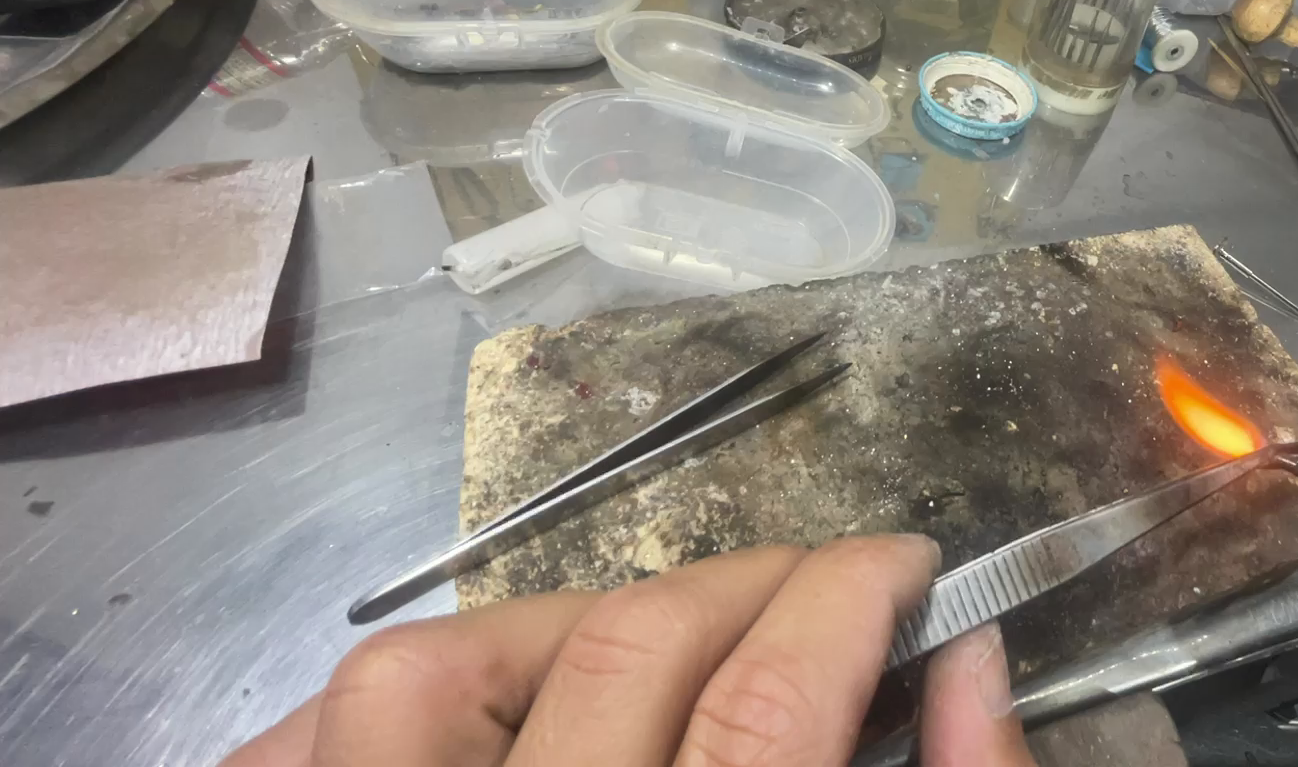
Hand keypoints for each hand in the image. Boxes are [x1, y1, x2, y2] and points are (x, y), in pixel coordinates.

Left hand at [223, 535, 1036, 766]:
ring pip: (429, 678)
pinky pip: (307, 751)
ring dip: (579, 622)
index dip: (854, 595)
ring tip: (675, 649)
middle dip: (760, 581)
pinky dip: (418, 704)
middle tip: (827, 592)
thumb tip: (970, 658)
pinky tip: (515, 724)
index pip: (768, 709)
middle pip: (627, 656)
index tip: (912, 569)